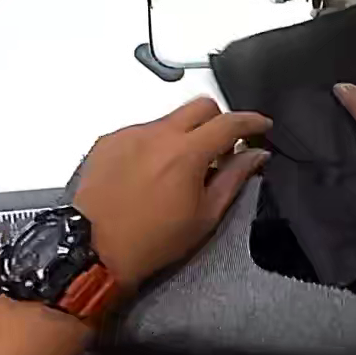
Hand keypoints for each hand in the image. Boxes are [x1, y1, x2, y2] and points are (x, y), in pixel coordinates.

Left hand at [73, 97, 270, 289]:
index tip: (261, 126)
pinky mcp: (109, 140)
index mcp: (186, 152)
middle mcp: (157, 134)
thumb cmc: (152, 241)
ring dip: (183, 135)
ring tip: (178, 170)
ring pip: (169, 119)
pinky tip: (149, 173)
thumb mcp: (204, 216)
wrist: (94, 249)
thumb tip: (255, 155)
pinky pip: (141, 131)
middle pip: (200, 106)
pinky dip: (153, 144)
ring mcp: (130, 134)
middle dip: (218, 120)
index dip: (251, 121)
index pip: (229, 122)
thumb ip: (234, 178)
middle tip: (221, 148)